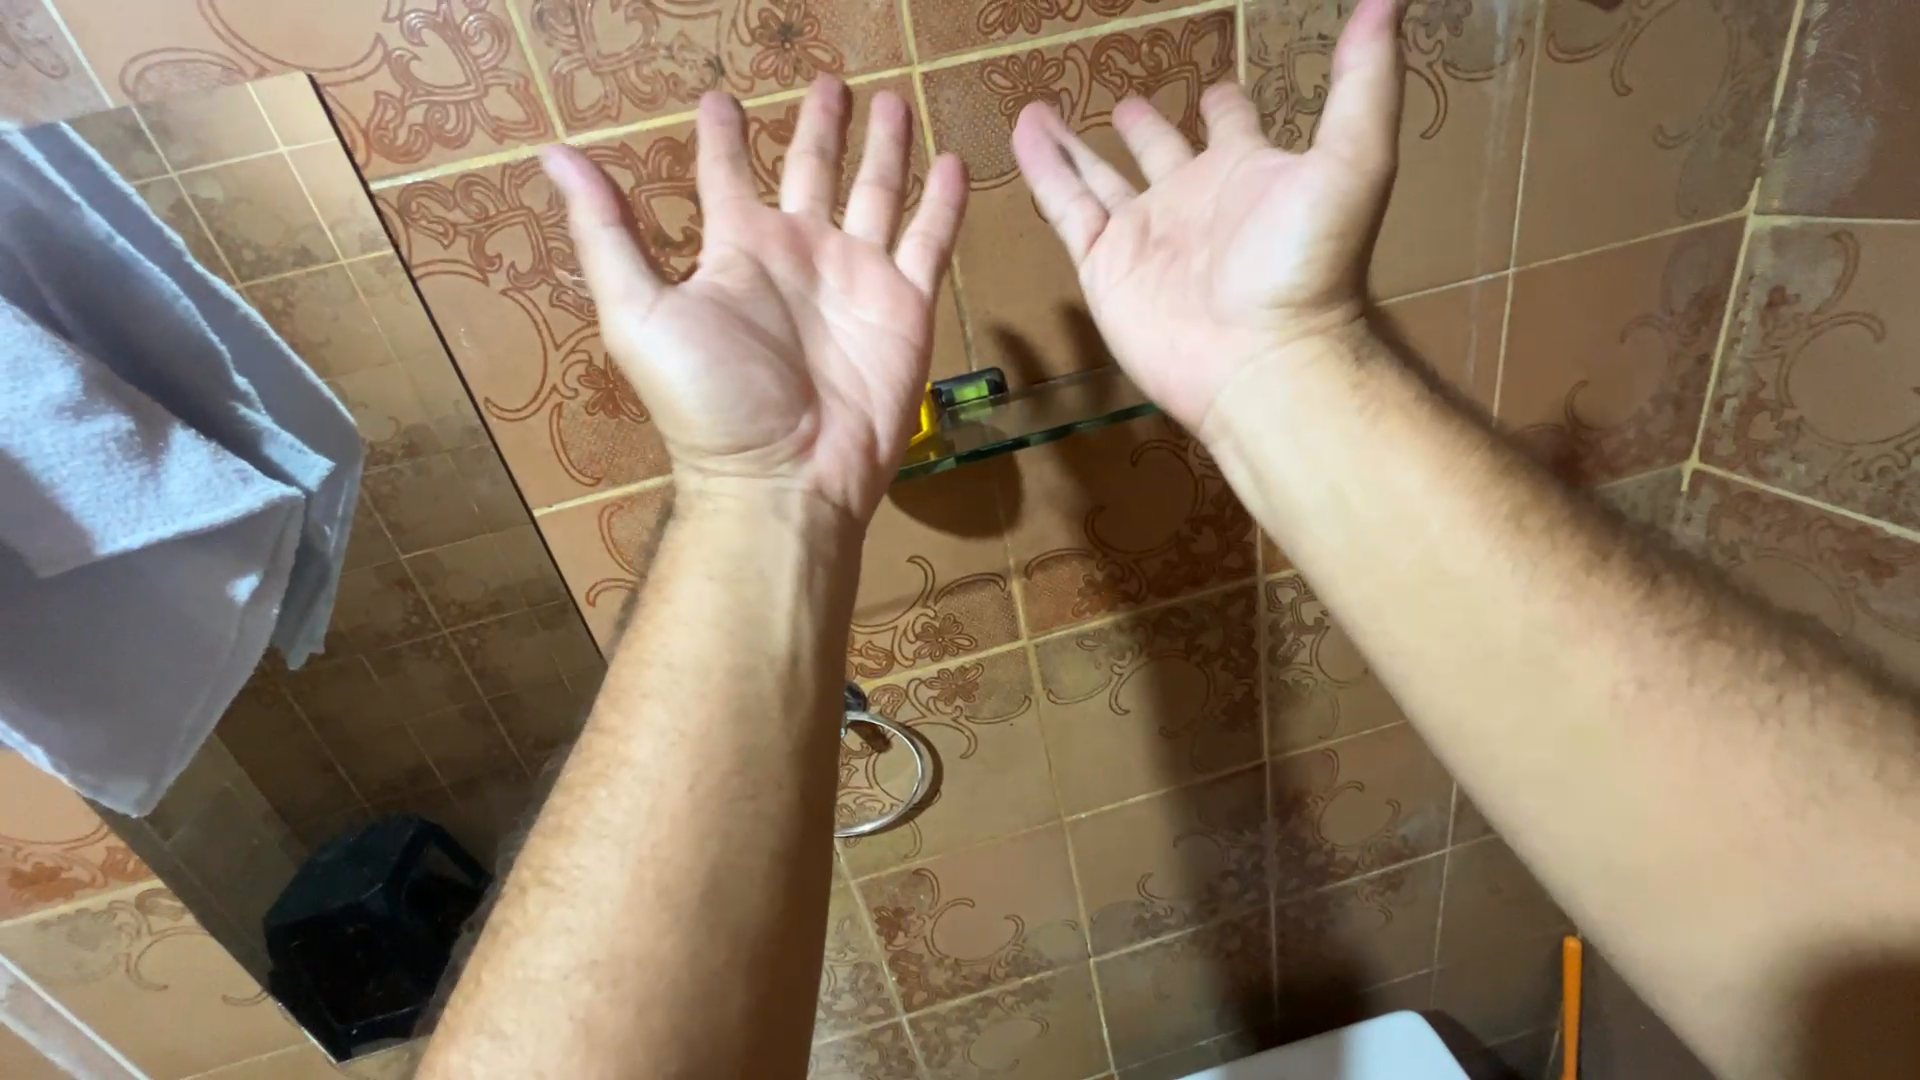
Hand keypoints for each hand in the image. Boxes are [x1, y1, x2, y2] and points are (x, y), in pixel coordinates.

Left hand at [541, 79, 967, 521]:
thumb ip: (609, 235)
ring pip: (878, 194)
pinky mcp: (907, 306)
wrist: (789, 477)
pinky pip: (930, 242)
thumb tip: (554, 154)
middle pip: (814, 171)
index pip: (729, 175)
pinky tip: (952, 163)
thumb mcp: (641, 316)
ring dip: (886, 150)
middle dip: (823, 126)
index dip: (723, 137)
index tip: (722, 98)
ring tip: (895, 100)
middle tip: (832, 83)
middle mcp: (801, 255)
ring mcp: (859, 278)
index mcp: (738, 251)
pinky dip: (943, 204)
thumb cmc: (712, 404)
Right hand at [1010, 0, 1403, 434]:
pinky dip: (1043, 173)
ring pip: (1098, 178)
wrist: (1255, 356)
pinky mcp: (1103, 265)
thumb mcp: (1352, 160)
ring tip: (1042, 113)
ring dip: (1073, 146)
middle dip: (1145, 127)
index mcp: (1244, 173)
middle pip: (1157, 153)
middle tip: (1127, 102)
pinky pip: (1065, 210)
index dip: (1223, 106)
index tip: (1214, 88)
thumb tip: (1387, 0)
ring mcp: (1141, 236)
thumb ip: (1362, 83)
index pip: (1229, 128)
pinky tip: (1025, 134)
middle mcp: (1189, 201)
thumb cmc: (1305, 264)